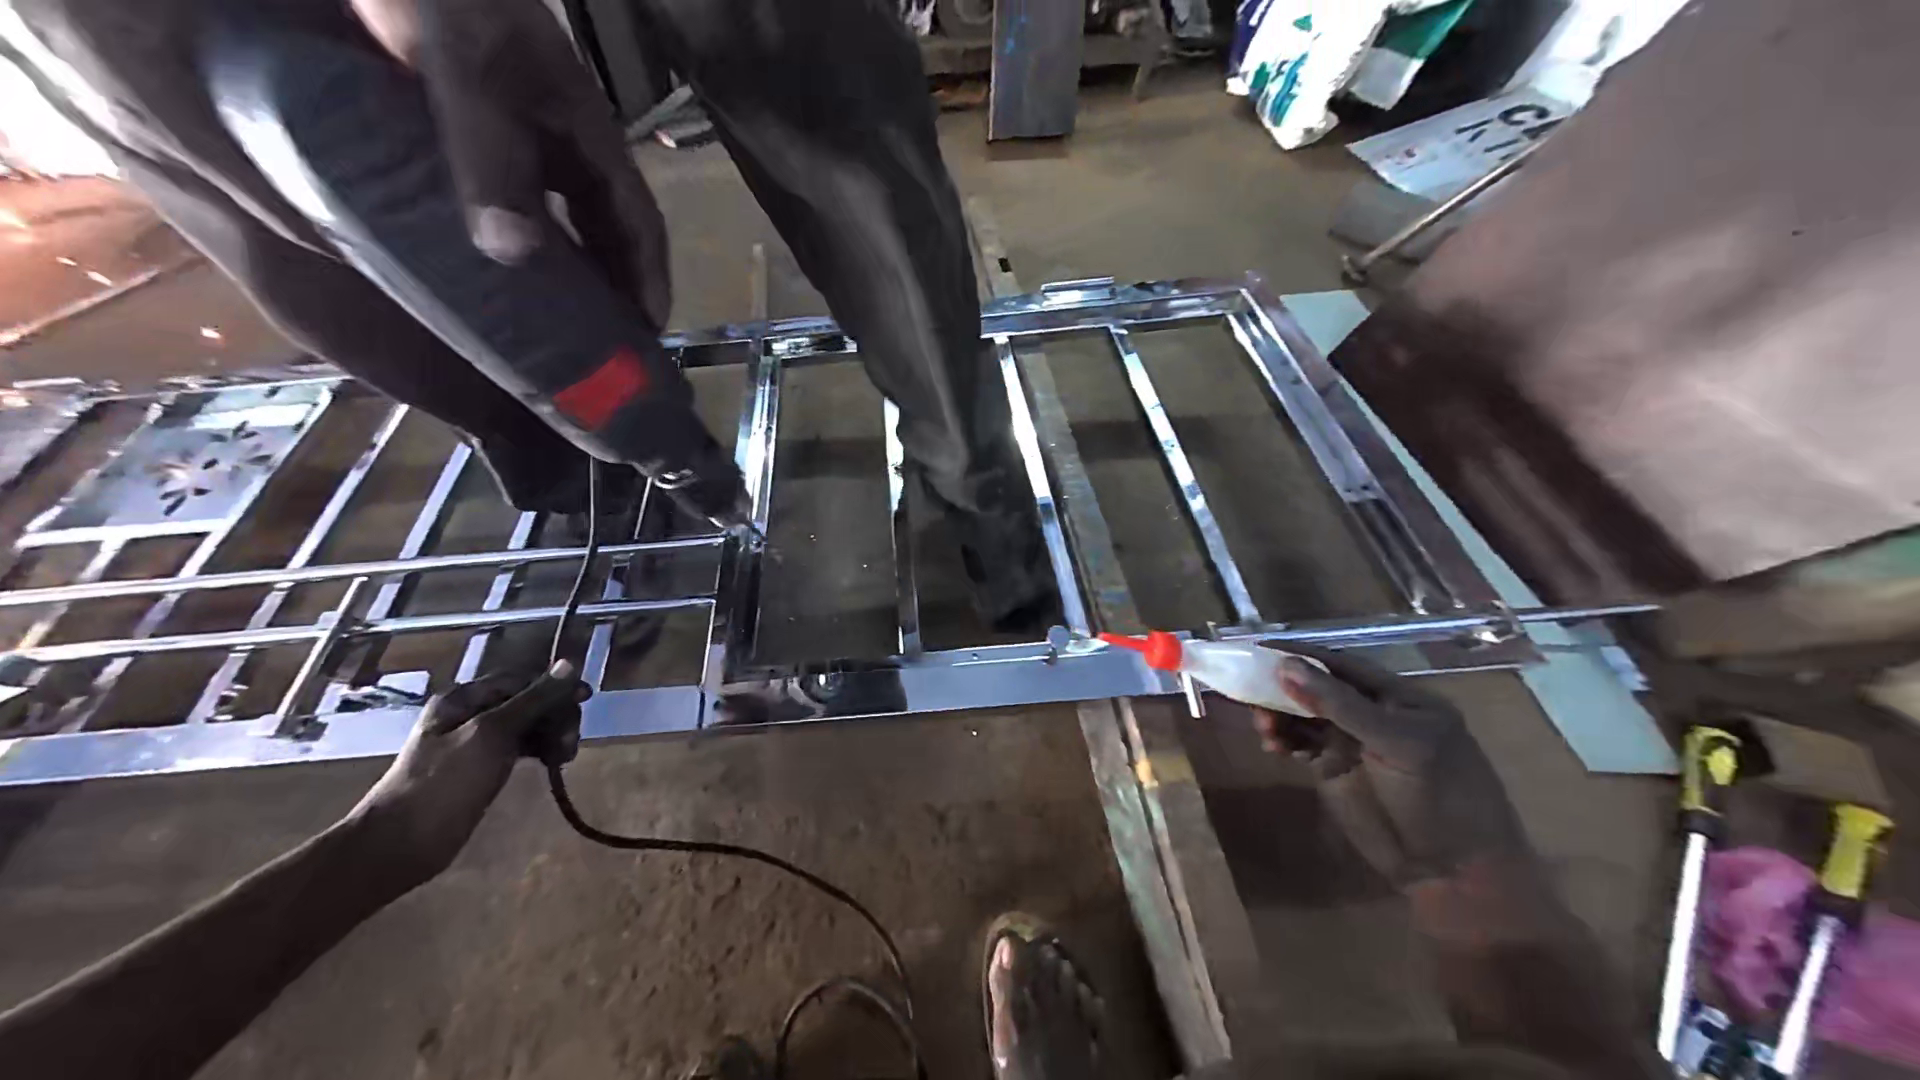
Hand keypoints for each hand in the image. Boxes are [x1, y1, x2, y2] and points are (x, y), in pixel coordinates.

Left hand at [347, 661, 589, 890]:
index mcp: (465, 698)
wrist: (400, 844)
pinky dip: (541, 751)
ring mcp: (476, 742)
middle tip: (571, 742)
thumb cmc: (445, 782)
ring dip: (552, 735)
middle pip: (528, 701)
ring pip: (528, 725)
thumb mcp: (493, 734)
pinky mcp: (482, 767)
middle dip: (556, 716)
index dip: (555, 687)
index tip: (586, 699)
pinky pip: (521, 748)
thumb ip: (533, 699)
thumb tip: (569, 664)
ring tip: (565, 758)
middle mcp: (471, 713)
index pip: (523, 679)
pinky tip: (554, 764)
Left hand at [352, 0, 672, 325]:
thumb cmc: (452, 4)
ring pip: (564, 225)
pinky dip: (515, 245)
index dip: (650, 279)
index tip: (650, 333)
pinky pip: (512, 207)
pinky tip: (497, 271)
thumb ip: (491, 159)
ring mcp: (527, 146)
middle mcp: (568, 152)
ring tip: (559, 327)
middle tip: (605, 346)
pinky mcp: (481, 140)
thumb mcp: (473, 75)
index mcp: (591, 141)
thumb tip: (510, 252)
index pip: (639, 225)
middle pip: (608, 235)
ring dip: (567, 273)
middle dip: (614, 289)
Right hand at [1252, 646, 1527, 885]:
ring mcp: (1350, 741)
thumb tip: (1286, 666)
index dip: (1300, 654)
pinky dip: (1281, 740)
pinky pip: (1298, 742)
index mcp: (1396, 696)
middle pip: (1314, 687)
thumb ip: (1340, 704)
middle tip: (1250, 693)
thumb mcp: (1397, 743)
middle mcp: (1370, 712)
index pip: (1340, 663)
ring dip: (1277, 716)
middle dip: (1281, 688)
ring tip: (1264, 729)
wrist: (1453, 870)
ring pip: (1301, 714)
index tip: (1258, 649)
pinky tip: (1273, 747)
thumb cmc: (1441, 796)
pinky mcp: (1333, 767)